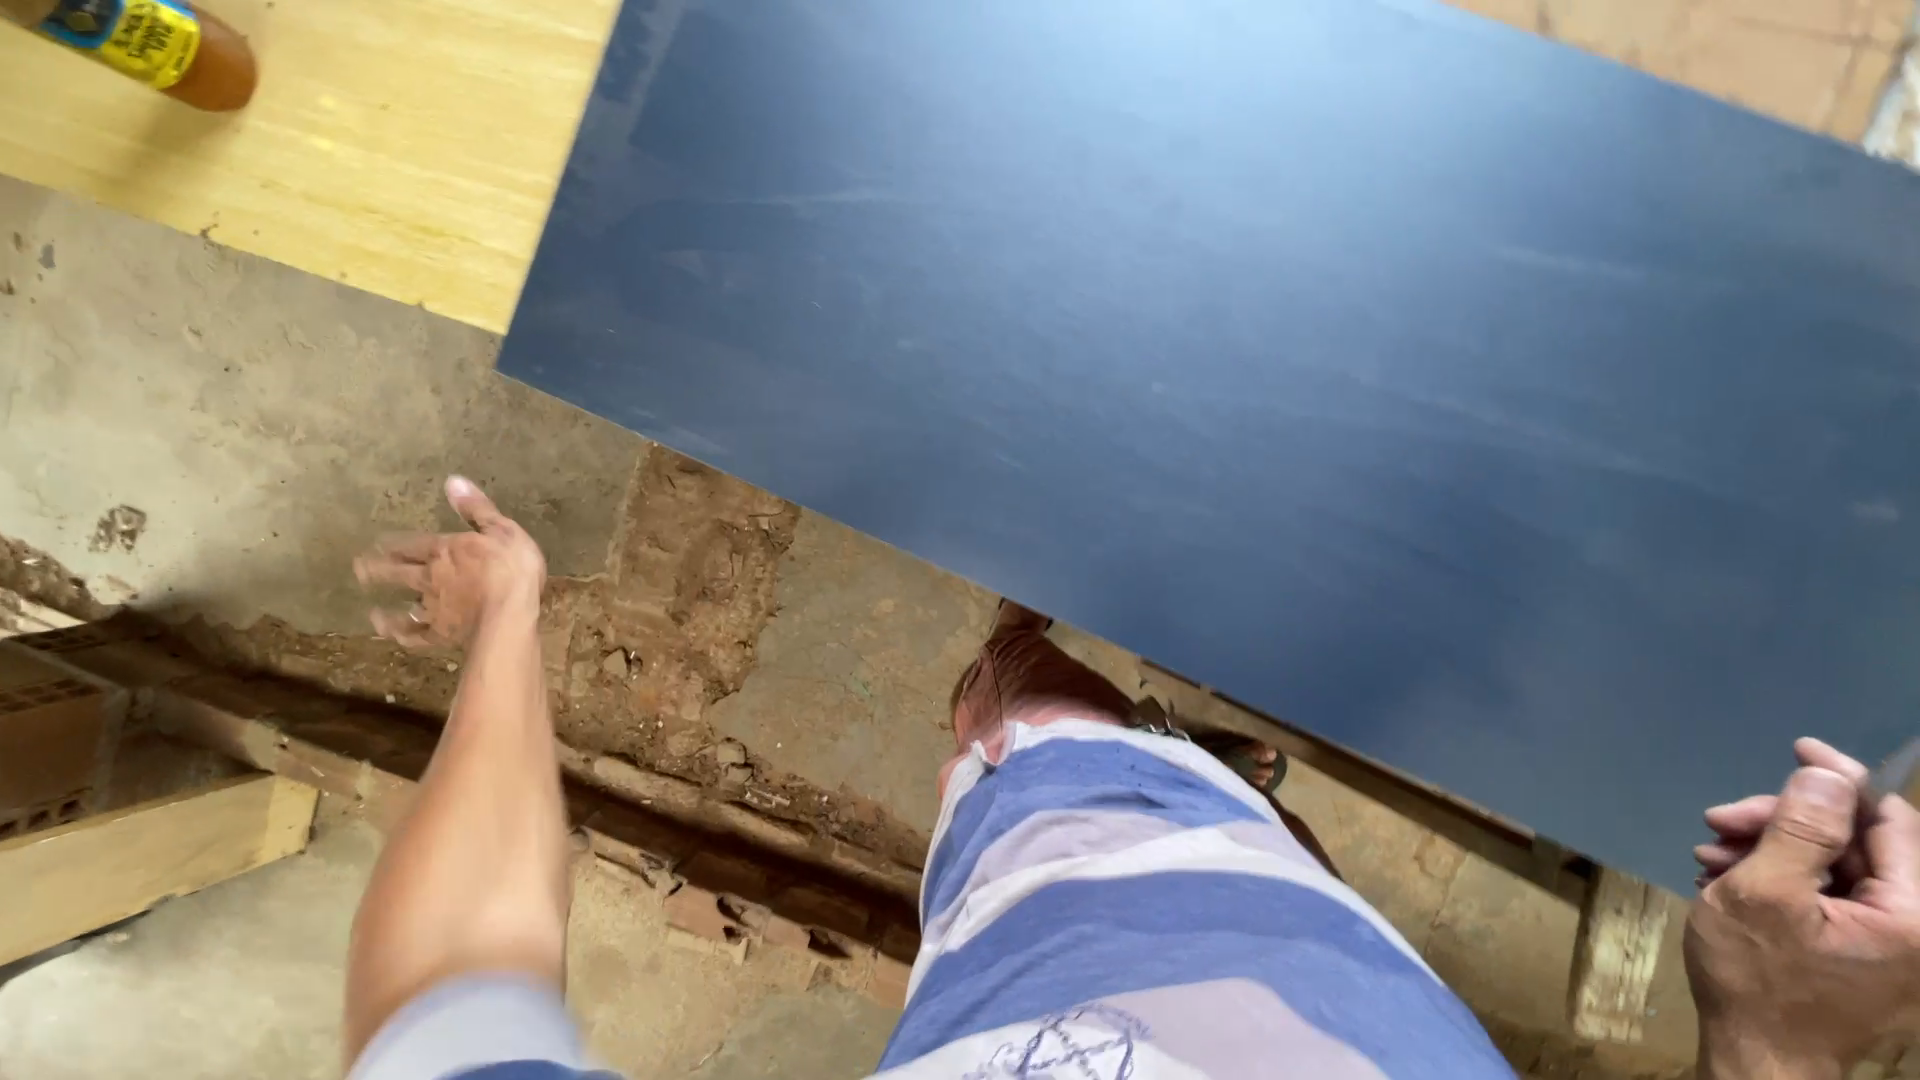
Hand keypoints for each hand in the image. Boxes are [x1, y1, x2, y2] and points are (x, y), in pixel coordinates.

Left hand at [353, 476, 545, 648]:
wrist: (508, 613)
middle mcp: (430, 577)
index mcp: (444, 551)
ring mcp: (433, 607)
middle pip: (398, 572)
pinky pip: (418, 636)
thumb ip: (477, 509)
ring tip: (373, 612)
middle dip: (377, 570)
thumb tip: (453, 480)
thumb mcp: (502, 530)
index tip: (376, 544)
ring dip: (388, 608)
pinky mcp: (441, 633)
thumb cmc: (510, 569)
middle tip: (359, 569)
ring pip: (405, 606)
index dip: (394, 543)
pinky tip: (395, 637)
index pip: (412, 544)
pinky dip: (404, 635)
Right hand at [1684, 739, 1919, 1076]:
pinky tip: (1725, 877)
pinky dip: (1771, 876)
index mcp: (1912, 913)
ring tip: (1709, 854)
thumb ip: (1798, 831)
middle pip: (1853, 843)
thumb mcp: (1762, 892)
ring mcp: (1888, 942)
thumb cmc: (1758, 974)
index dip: (1841, 781)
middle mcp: (1913, 925)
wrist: (1760, 1054)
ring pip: (1829, 865)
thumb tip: (1826, 773)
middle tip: (1717, 822)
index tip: (1797, 748)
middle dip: (1780, 822)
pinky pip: (1820, 892)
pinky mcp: (1858, 951)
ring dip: (1765, 848)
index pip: (1891, 823)